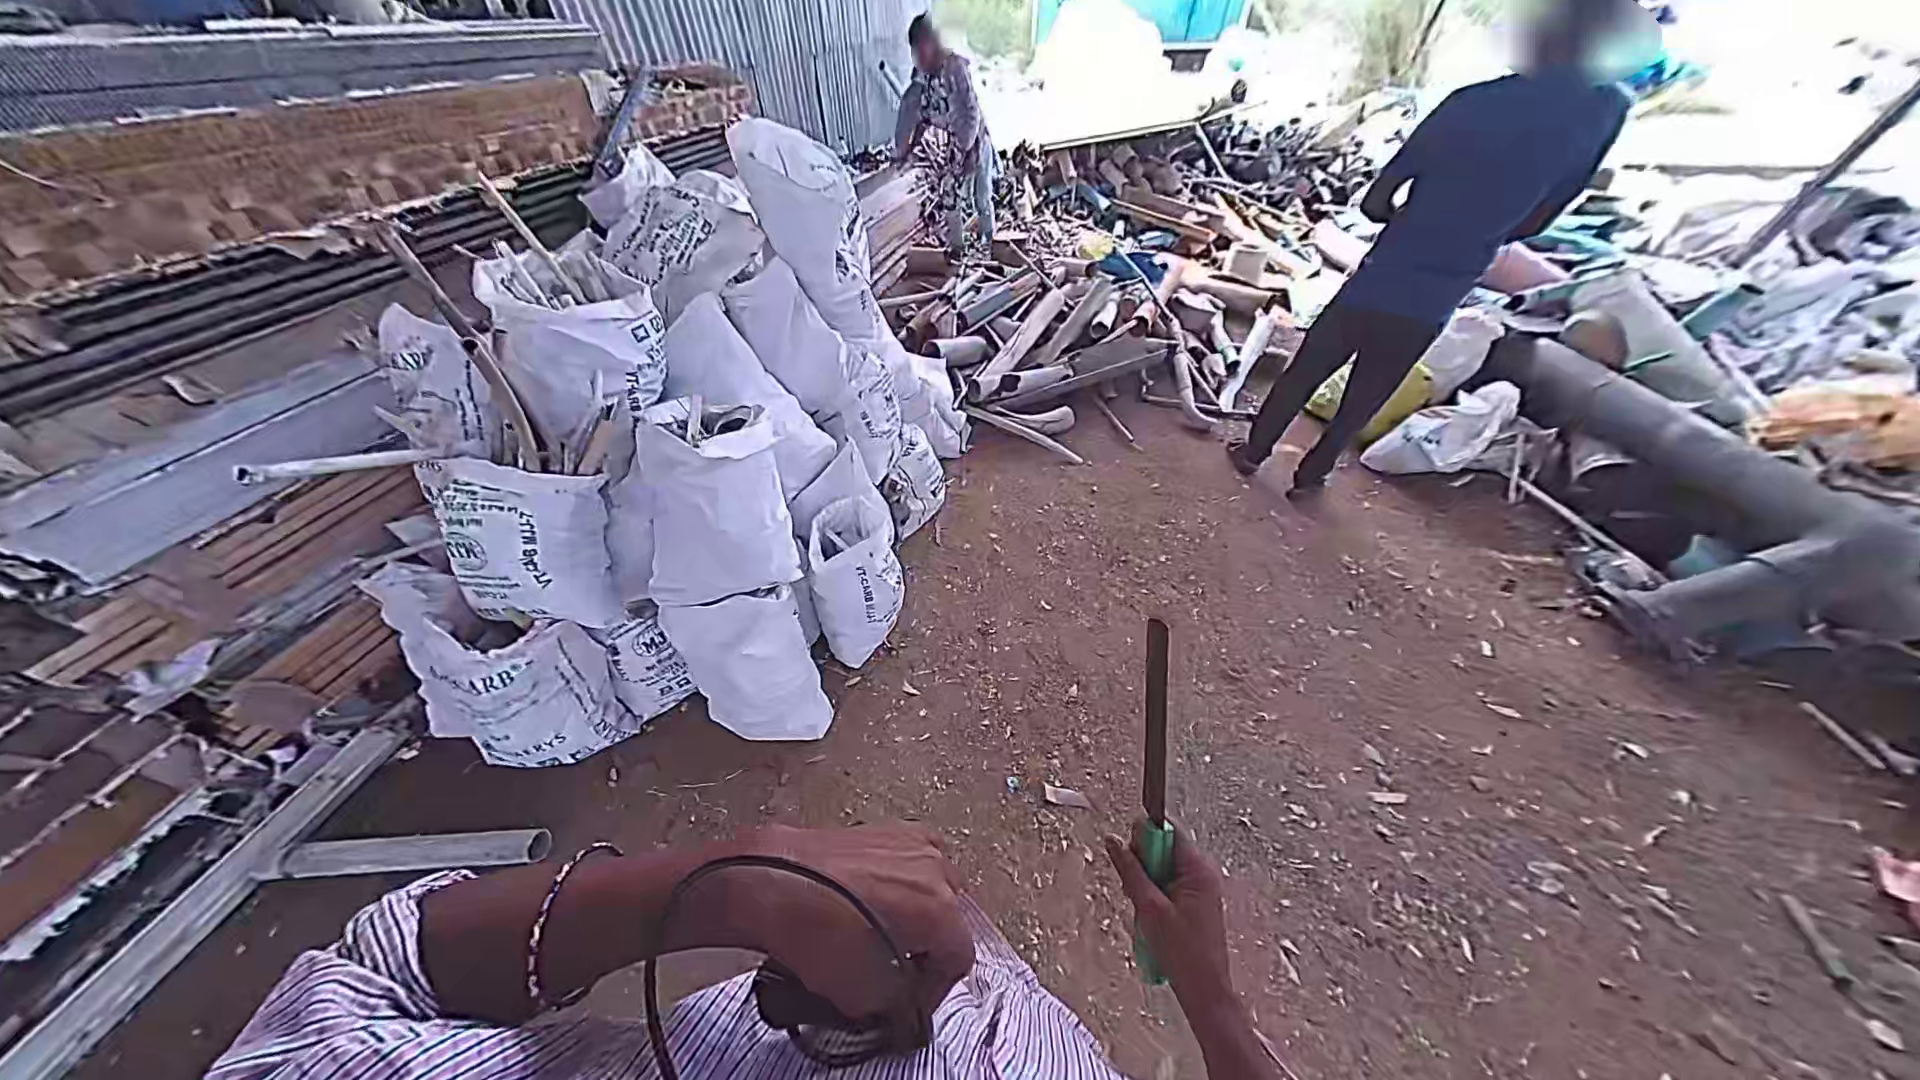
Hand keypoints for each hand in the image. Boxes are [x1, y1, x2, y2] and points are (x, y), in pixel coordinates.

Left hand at [729, 824, 973, 1037]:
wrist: (777, 879)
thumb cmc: (816, 928)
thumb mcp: (863, 992)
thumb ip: (899, 997)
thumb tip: (902, 993)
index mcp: (939, 909)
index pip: (959, 957)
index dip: (935, 987)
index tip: (910, 999)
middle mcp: (936, 869)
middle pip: (951, 918)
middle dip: (928, 946)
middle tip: (900, 968)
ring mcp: (915, 843)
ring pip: (936, 886)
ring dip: (920, 910)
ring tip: (888, 930)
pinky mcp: (892, 828)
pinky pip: (916, 859)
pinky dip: (907, 879)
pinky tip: (879, 894)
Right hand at [1104, 828, 1231, 999]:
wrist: (1205, 994)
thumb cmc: (1185, 955)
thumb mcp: (1149, 907)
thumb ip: (1129, 869)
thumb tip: (1113, 841)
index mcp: (1197, 868)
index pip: (1167, 829)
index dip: (1144, 835)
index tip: (1131, 852)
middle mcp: (1200, 873)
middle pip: (1161, 847)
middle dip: (1142, 865)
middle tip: (1138, 890)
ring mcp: (1197, 888)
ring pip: (1160, 867)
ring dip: (1145, 884)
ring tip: (1145, 910)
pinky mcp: (1192, 902)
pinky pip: (1165, 884)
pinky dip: (1152, 896)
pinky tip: (1151, 918)